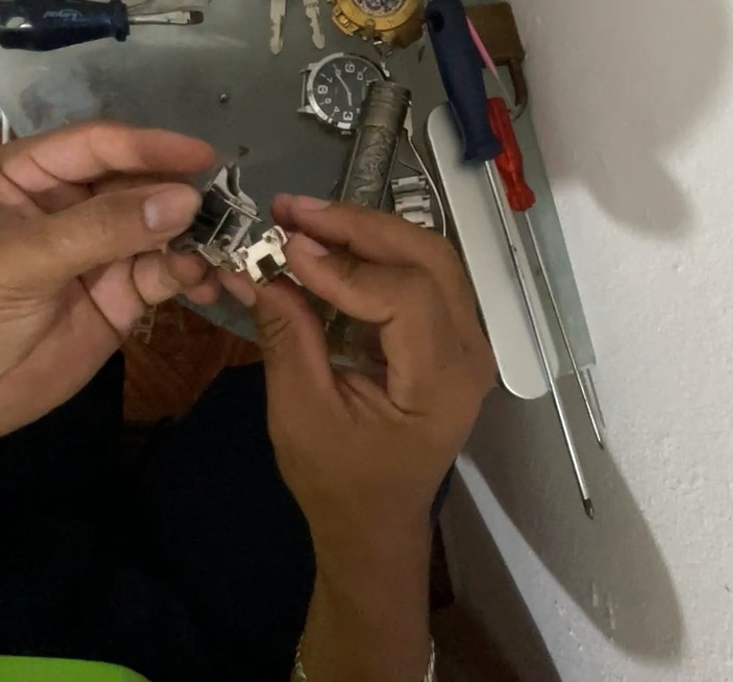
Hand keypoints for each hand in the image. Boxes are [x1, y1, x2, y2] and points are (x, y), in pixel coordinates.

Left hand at [0, 121, 221, 437]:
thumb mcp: (15, 262)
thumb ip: (101, 229)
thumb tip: (187, 200)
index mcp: (31, 176)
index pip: (100, 146)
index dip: (151, 146)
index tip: (203, 155)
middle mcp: (73, 203)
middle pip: (142, 182)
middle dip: (183, 193)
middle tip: (230, 205)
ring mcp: (103, 248)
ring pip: (164, 226)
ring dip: (196, 235)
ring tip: (223, 249)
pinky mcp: (125, 291)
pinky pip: (169, 271)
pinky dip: (192, 274)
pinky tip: (206, 284)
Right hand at [220, 196, 495, 551]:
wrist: (376, 522)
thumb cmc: (339, 485)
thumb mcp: (301, 417)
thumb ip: (288, 338)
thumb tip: (262, 266)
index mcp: (444, 382)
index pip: (406, 297)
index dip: (346, 266)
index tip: (285, 245)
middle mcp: (471, 349)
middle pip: (427, 258)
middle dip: (358, 226)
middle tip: (292, 210)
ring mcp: (468, 337)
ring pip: (427, 256)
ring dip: (366, 230)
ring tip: (304, 217)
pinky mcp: (450, 331)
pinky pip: (419, 273)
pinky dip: (374, 252)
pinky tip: (330, 243)